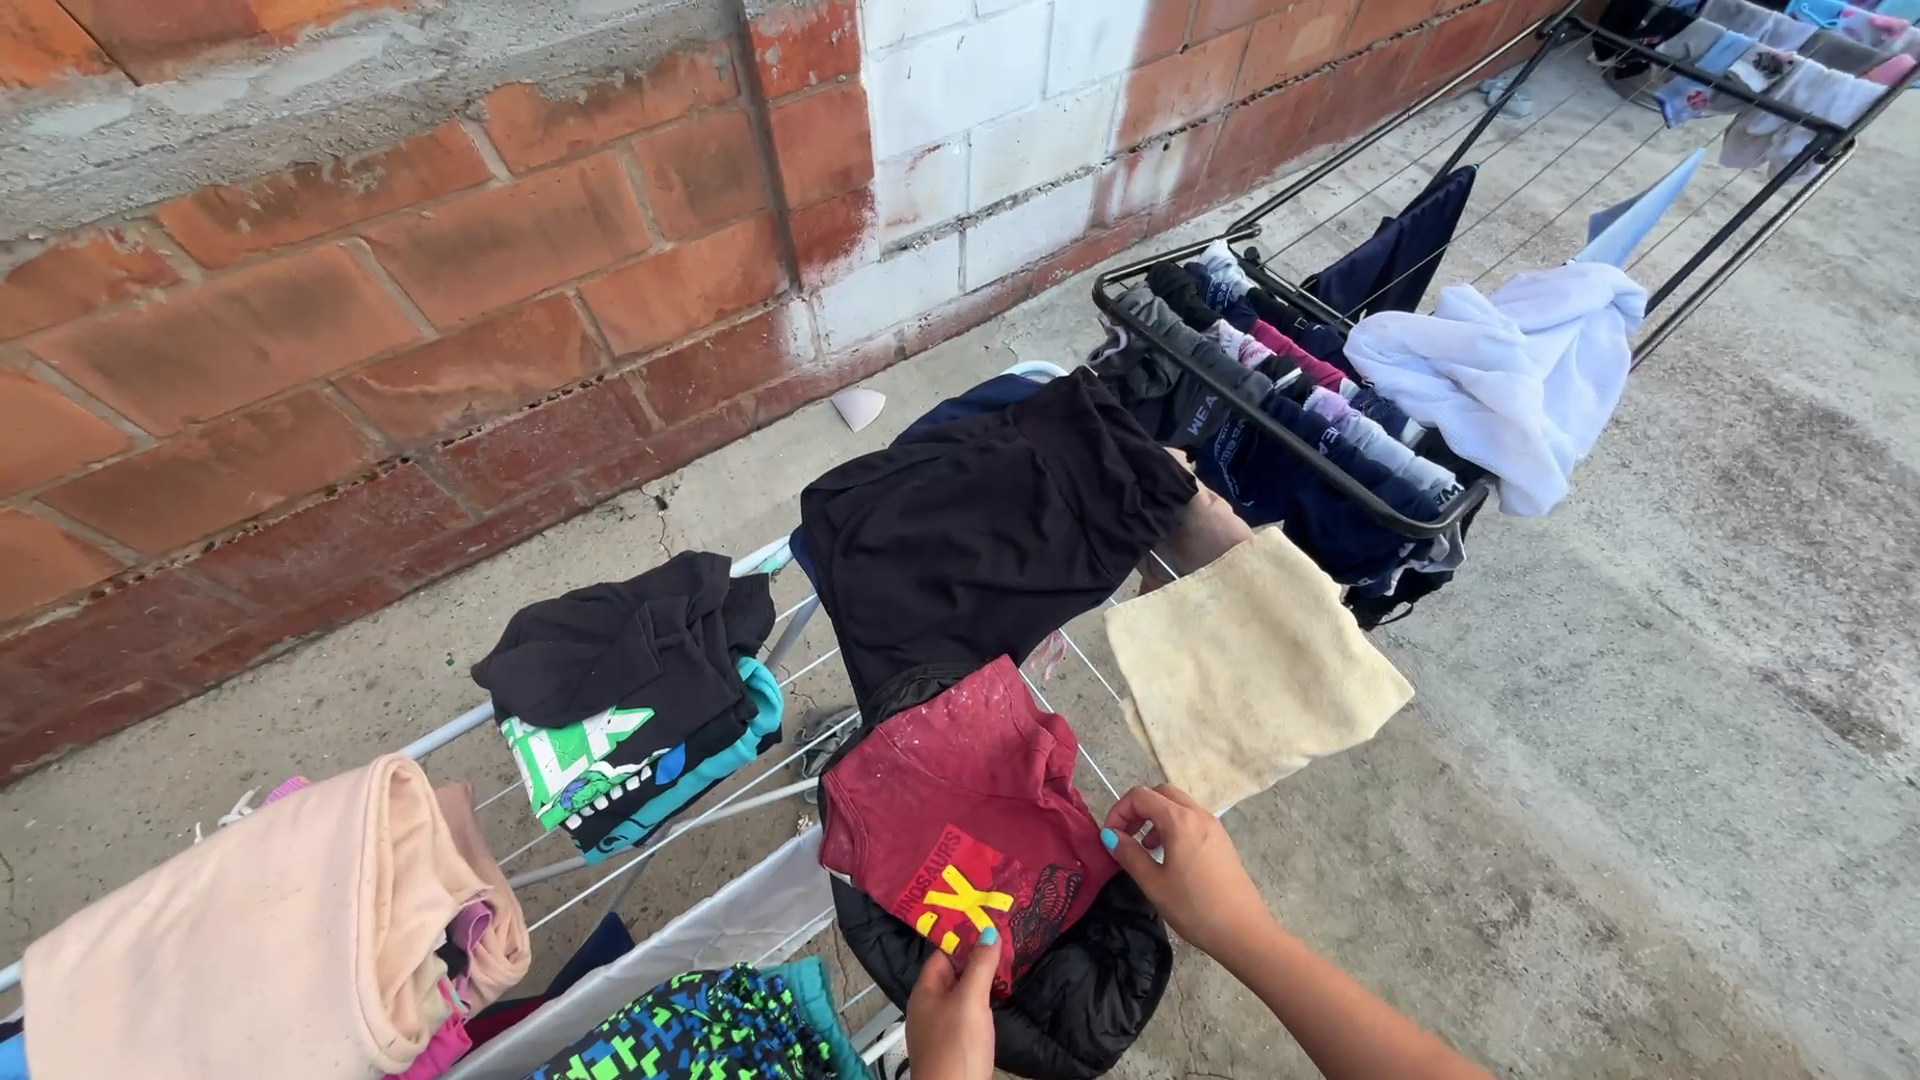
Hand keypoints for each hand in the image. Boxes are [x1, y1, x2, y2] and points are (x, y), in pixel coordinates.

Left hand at [904, 931, 1000, 1079]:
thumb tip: (989, 930)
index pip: (943, 953)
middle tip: (1004, 942)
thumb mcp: (970, 1000)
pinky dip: (982, 1005)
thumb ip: (980, 965)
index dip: (964, 939)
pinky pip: (967, 1015)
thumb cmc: (957, 1046)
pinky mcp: (954, 1048)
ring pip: (961, 995)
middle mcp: (928, 1008)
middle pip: (952, 974)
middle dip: (976, 960)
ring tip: (1006, 967)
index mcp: (924, 991)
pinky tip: (998, 1003)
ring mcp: (940, 1030)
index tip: (989, 925)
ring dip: (981, 982)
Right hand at [1102, 784, 1273, 957]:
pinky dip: (1174, 826)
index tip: (1110, 836)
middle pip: (1161, 793)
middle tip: (1126, 835)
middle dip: (1138, 808)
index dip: (1119, 811)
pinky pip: (1192, 819)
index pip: (1141, 796)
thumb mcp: (1154, 884)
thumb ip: (1129, 854)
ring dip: (1156, 816)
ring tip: (1146, 846)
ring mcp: (1214, 827)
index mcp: (1180, 820)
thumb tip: (1110, 836)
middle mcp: (1198, 815)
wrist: (1245, 934)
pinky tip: (1170, 856)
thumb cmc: (1195, 908)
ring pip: (1178, 805)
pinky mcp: (1222, 841)